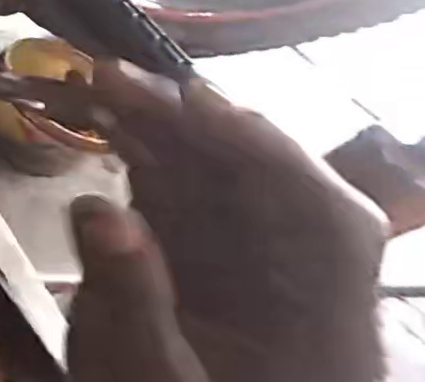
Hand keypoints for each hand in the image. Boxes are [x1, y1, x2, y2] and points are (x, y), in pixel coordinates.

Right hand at [68, 67, 386, 381]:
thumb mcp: (138, 377)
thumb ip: (126, 296)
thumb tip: (99, 209)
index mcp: (316, 328)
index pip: (326, 220)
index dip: (269, 148)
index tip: (194, 99)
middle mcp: (288, 284)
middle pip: (259, 182)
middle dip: (188, 119)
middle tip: (112, 73)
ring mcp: (237, 266)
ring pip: (212, 175)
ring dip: (157, 122)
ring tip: (98, 82)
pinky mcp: (191, 254)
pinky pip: (174, 188)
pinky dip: (140, 147)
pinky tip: (105, 117)